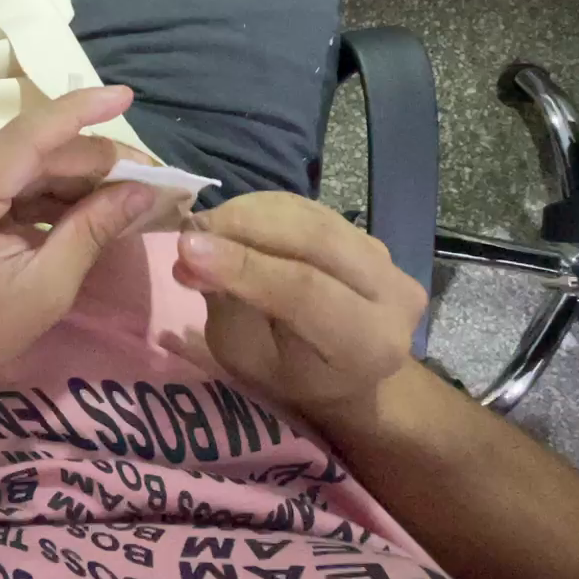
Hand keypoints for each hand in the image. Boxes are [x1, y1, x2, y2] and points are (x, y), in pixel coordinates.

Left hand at [0, 87, 157, 406]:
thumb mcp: (42, 291)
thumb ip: (91, 232)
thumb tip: (141, 191)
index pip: (28, 134)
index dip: (80, 110)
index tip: (126, 96)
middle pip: (28, 148)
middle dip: (90, 160)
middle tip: (147, 179)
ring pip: (16, 160)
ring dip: (69, 175)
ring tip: (124, 194)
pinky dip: (40, 189)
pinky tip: (81, 204)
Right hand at [173, 192, 426, 413]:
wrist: (340, 369)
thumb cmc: (285, 372)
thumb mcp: (244, 356)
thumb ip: (225, 306)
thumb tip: (193, 256)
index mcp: (368, 343)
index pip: (305, 291)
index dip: (242, 265)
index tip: (185, 247)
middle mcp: (393, 293)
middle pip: (313, 239)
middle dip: (240, 227)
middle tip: (187, 231)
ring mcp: (383, 255)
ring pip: (306, 215)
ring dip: (243, 213)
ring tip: (201, 230)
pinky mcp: (362, 230)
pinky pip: (303, 206)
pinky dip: (255, 208)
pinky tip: (227, 224)